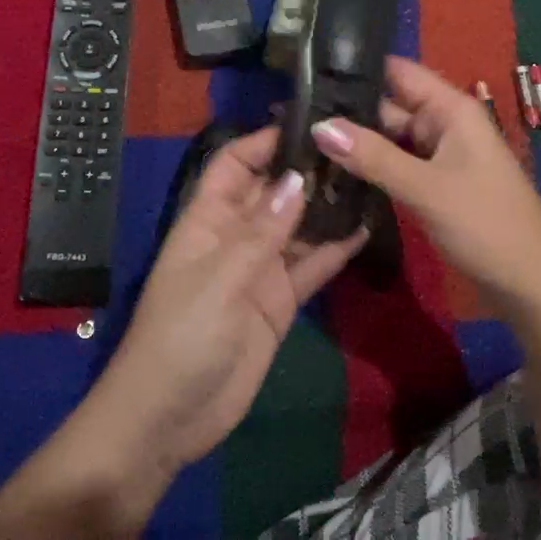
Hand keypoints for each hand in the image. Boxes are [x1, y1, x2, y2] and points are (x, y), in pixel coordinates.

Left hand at [95, 127, 366, 469]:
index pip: (235, 165)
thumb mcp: (219, 279)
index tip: (310, 123)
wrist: (169, 417)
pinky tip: (367, 228)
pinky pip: (310, 266)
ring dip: (327, 206)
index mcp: (207, 220)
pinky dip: (335, 249)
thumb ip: (261, 232)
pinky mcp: (279, 302)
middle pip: (273, 191)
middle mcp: (235, 236)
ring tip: (371, 178)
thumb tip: (298, 178)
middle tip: (356, 146)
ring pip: (297, 226)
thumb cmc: (181, 337)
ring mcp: (259, 269)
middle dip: (307, 170)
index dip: (265, 142)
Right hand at [309, 57, 540, 320]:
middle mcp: (445, 124)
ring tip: (299, 136)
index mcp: (452, 110)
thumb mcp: (426, 188)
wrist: (531, 288)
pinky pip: (397, 164)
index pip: (398, 72)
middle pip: (389, 105)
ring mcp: (440, 156)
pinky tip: (332, 171)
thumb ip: (373, 156)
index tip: (309, 68)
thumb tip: (318, 125)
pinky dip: (370, 166)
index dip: (358, 67)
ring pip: (390, 138)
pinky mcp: (435, 185)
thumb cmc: (486, 225)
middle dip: (347, 109)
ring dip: (355, 140)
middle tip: (291, 111)